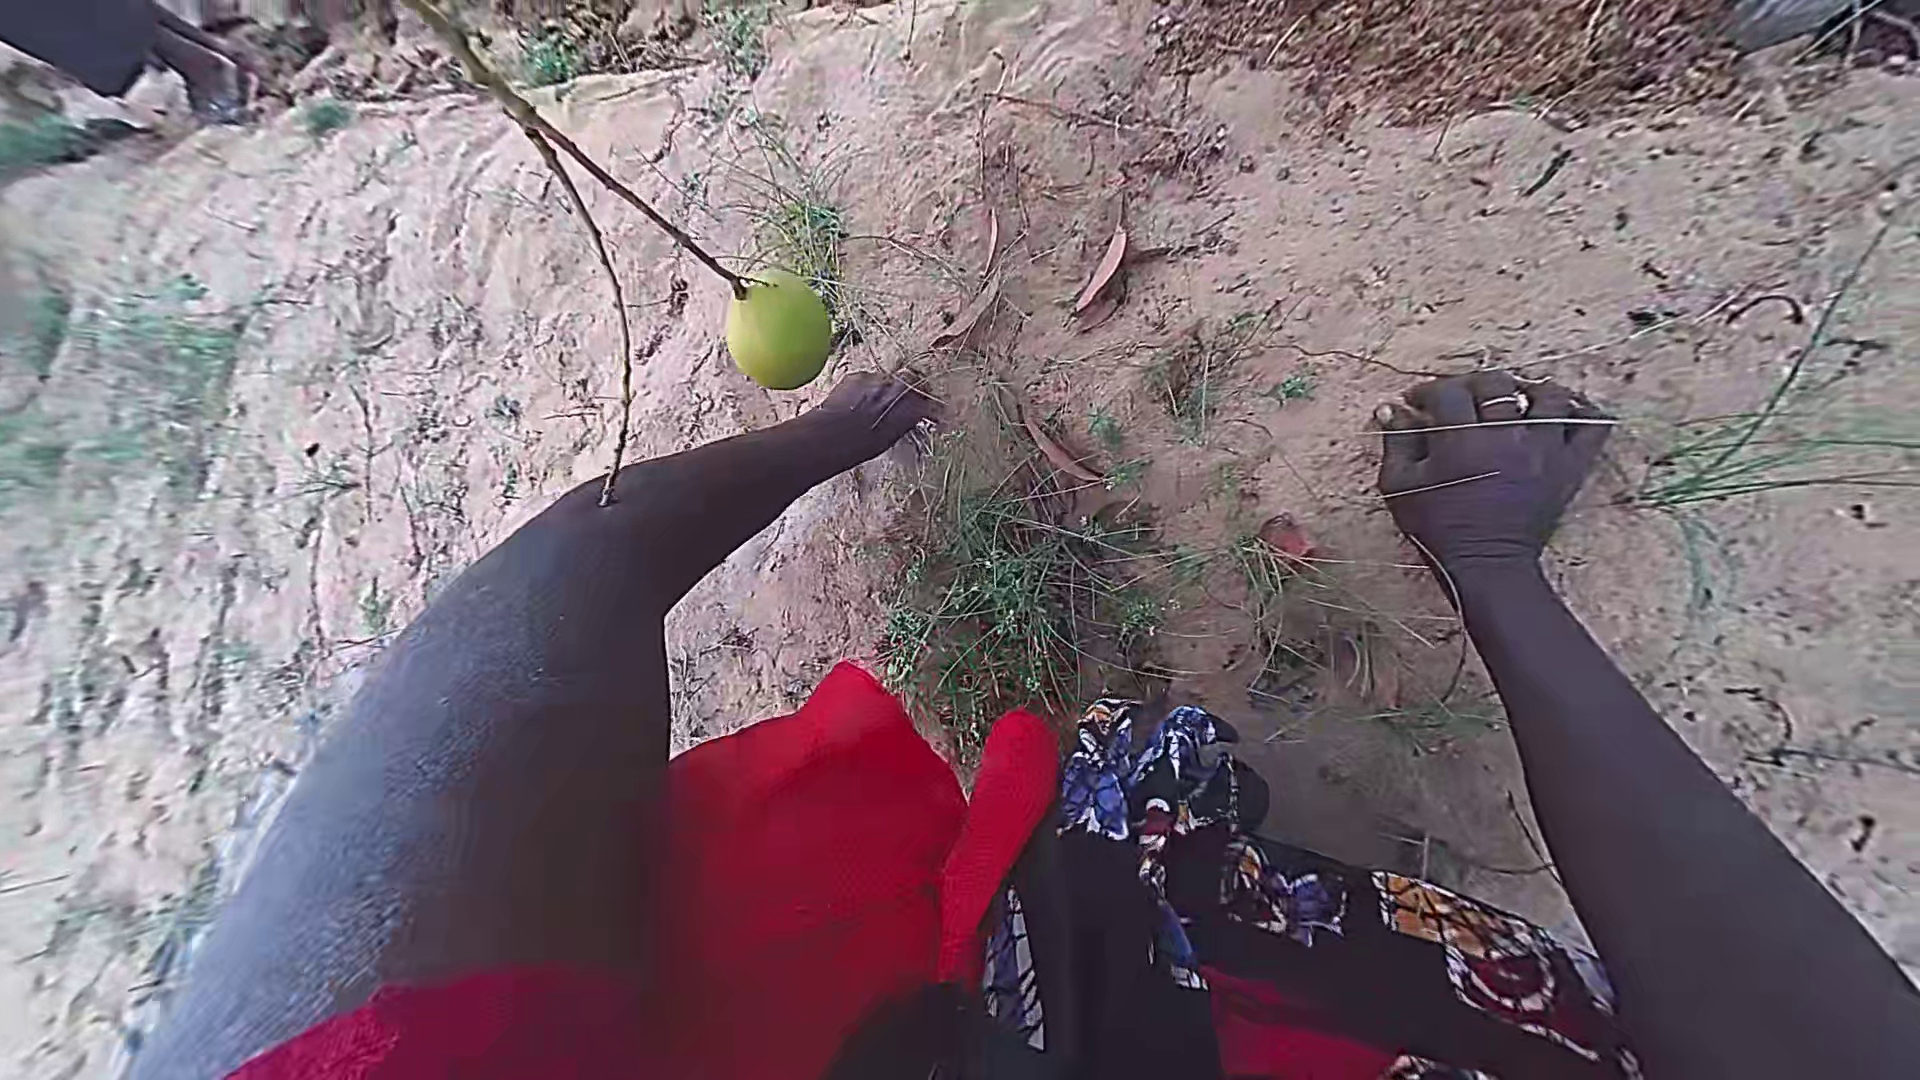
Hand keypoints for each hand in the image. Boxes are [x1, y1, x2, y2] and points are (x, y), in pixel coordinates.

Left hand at [808, 371, 937, 461]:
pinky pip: (869, 379)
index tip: (929, 413)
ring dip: (887, 389)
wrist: (833, 435)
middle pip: (912, 382)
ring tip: (877, 405)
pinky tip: (860, 401)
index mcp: (912, 407)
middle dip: (911, 390)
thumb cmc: (862, 444)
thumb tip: (908, 418)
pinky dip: (868, 387)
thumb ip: (905, 421)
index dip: (929, 408)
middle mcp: (898, 387)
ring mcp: (878, 378)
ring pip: (889, 379)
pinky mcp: (858, 374)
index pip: (929, 403)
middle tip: (906, 403)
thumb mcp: (892, 437)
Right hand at [1377, 371, 1609, 575]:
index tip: (1414, 400)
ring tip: (1511, 395)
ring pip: (1549, 395)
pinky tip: (1560, 410)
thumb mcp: (1398, 484)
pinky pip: (1593, 424)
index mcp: (1459, 439)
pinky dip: (1580, 409)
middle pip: (1496, 384)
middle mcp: (1506, 434)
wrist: (1483, 558)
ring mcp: (1545, 446)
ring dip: (1527, 388)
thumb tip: (1390, 409)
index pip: (1447, 393)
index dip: (1427, 390)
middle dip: (1470, 382)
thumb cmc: (1433, 523)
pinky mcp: (1571, 463)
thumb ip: (1396, 442)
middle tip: (1457, 394)